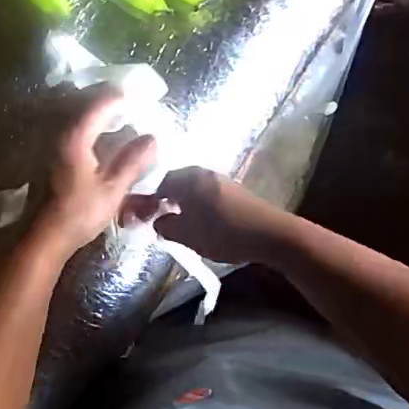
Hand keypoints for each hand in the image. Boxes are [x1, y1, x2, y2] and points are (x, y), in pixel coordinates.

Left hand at [29, 87, 157, 260]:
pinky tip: (96, 137)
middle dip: (105, 99)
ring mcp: (47, 143)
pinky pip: (66, 128)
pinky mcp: (44, 156)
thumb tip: (152, 137)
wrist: (43, 237)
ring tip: (114, 116)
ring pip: (71, 115)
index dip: (121, 97)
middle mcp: (57, 132)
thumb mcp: (113, 188)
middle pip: (81, 102)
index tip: (140, 95)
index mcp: (75, 136)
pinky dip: (83, 125)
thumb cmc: (79, 213)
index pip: (100, 104)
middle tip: (128, 101)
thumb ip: (133, 161)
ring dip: (93, 111)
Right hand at [141, 167, 297, 264]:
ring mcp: (220, 180)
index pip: (156, 182)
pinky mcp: (233, 192)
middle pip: (172, 182)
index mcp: (188, 177)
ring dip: (178, 203)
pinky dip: (193, 205)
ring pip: (189, 188)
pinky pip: (203, 194)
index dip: (143, 201)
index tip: (137, 218)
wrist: (272, 235)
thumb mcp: (186, 235)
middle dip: (160, 200)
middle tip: (153, 220)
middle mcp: (202, 172)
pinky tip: (195, 221)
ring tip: (173, 223)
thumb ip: (165, 227)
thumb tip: (158, 221)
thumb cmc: (223, 232)